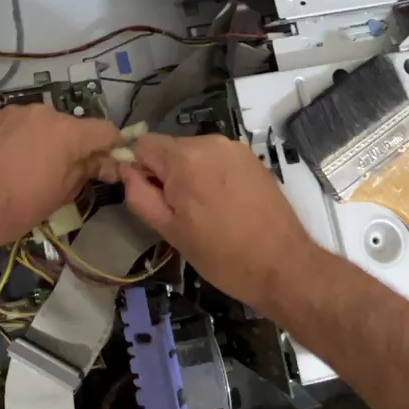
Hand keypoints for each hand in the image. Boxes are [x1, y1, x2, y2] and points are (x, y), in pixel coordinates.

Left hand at [0, 104, 120, 259]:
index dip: (113, 147)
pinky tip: (8, 161)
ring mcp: (14, 111)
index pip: (106, 130)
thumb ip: (86, 172)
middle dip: (75, 146)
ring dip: (47, 140)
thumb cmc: (16, 208)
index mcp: (66, 132)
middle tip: (66, 174)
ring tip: (31, 169)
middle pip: (72, 126)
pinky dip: (22, 138)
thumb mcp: (60, 196)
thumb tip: (108, 164)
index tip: (110, 164)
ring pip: (44, 124)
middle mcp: (43, 112)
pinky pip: (19, 124)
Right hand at [119, 133, 326, 314]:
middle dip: (167, 174)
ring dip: (190, 174)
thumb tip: (125, 170)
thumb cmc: (221, 255)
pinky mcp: (252, 157)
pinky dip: (212, 174)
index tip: (151, 196)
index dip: (139, 168)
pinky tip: (225, 204)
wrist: (284, 267)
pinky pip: (217, 158)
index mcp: (184, 158)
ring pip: (193, 153)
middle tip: (180, 212)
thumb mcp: (170, 231)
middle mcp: (209, 142)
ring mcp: (234, 147)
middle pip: (169, 147)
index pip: (143, 144)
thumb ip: (140, 195)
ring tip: (205, 210)